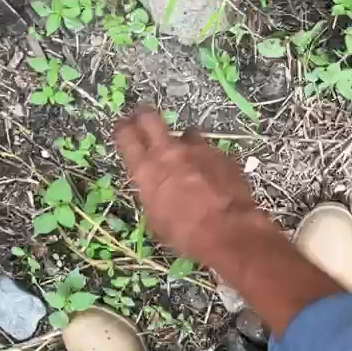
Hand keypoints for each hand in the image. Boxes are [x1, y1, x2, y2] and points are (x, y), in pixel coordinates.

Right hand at [113, 109, 270, 268]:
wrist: (228, 229)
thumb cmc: (185, 233)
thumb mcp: (157, 218)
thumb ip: (153, 193)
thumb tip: (157, 187)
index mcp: (146, 170)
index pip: (126, 136)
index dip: (123, 129)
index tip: (123, 127)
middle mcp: (169, 152)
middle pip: (150, 119)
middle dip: (145, 117)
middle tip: (143, 118)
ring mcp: (198, 150)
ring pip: (186, 133)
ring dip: (185, 143)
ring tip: (189, 157)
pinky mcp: (222, 155)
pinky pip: (210, 151)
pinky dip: (208, 159)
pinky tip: (214, 174)